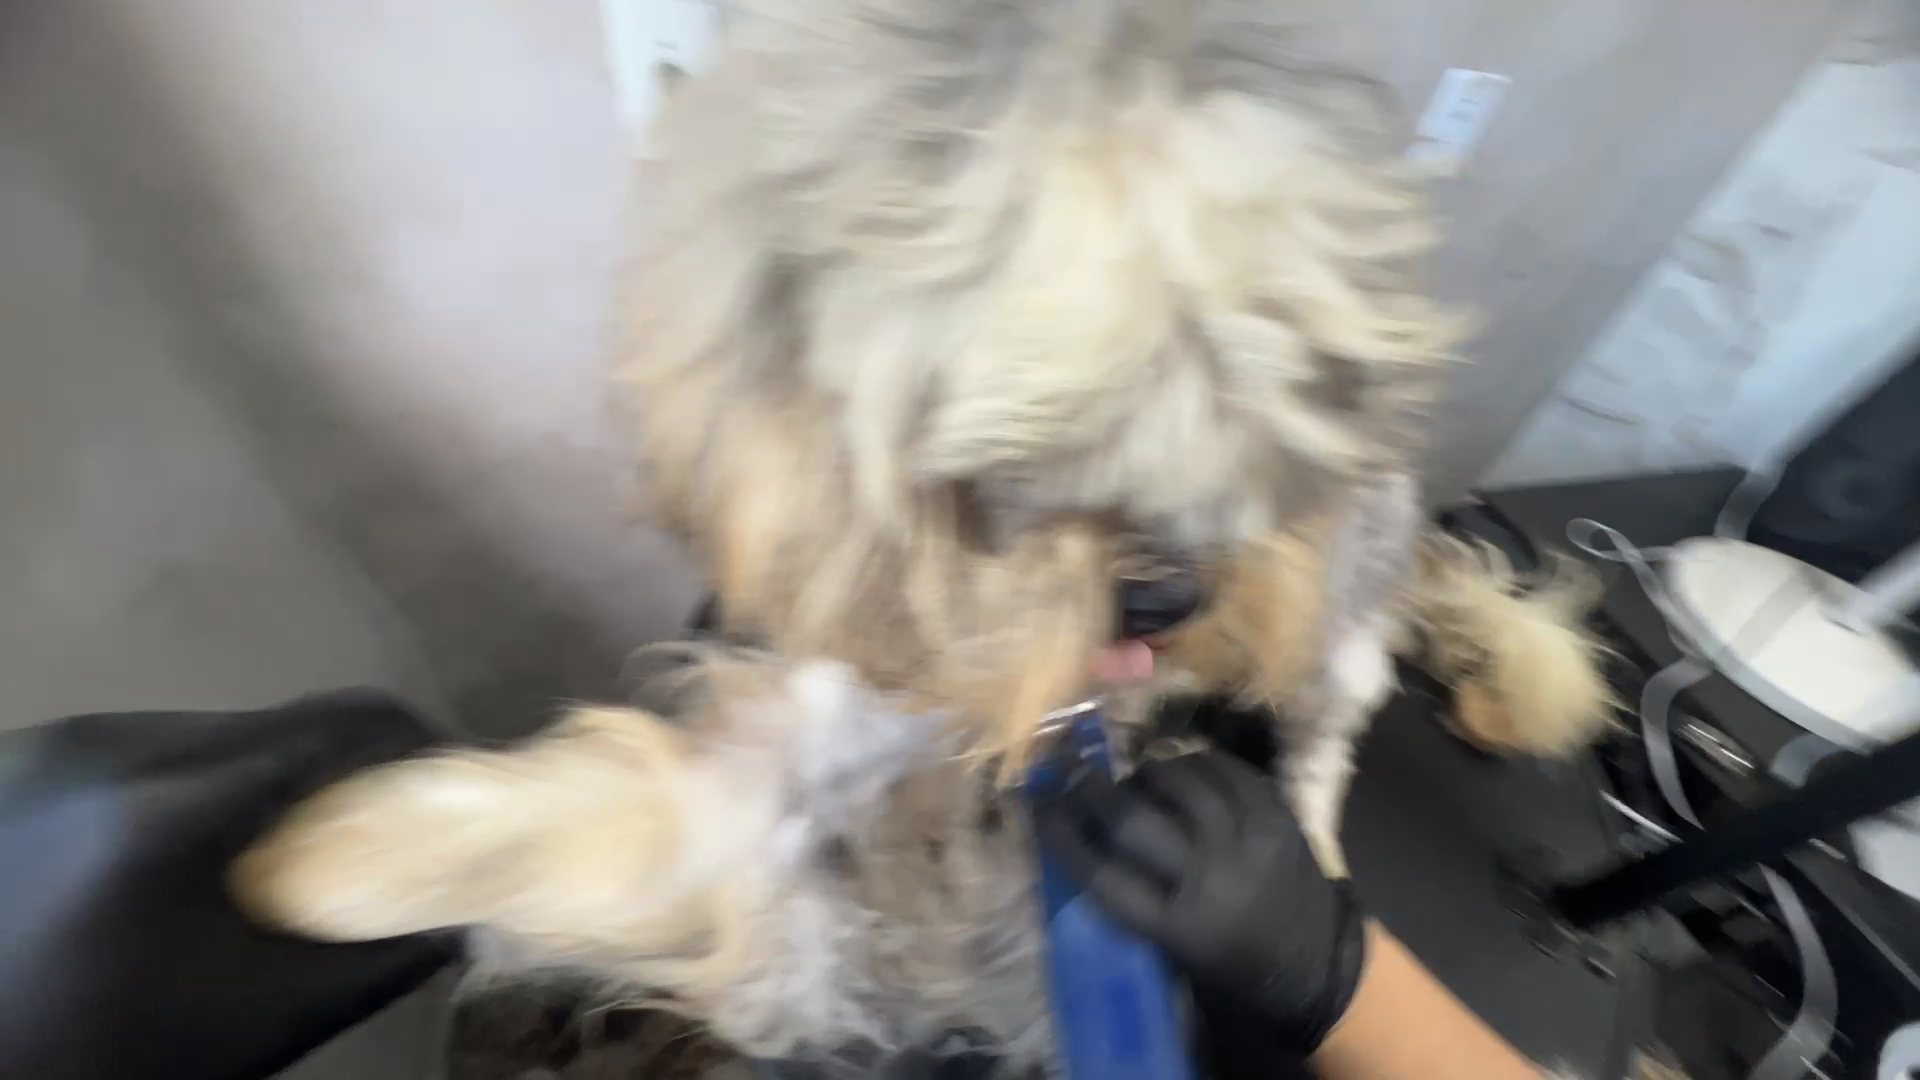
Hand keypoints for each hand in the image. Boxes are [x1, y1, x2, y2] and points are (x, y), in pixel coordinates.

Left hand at [0, 691, 459, 1079]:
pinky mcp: (13, 762)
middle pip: (294, 721)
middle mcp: (109, 748)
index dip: (419, 743)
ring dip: (278, 771)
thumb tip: (474, 900)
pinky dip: (208, 780)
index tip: (443, 785)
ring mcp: (45, 749)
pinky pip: (158, 746)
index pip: (353, 720)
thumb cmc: (104, 1054)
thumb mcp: (272, 1013)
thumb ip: (394, 947)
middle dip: (351, 765)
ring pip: (228, 728)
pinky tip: (194, 841)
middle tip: (368, 822)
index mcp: (175, 801)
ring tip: (278, 837)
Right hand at [1034, 750, 1367, 1052]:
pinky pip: (1221, 766)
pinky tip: (1183, 769)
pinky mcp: (1277, 813)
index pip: (1102, 872)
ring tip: (1139, 777)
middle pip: (1134, 820)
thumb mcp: (1172, 947)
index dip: (1062, 832)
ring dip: (1146, 772)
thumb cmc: (1230, 962)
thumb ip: (1128, 891)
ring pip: (1177, 780)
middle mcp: (1212, 880)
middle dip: (1092, 788)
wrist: (1322, 965)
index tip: (1038, 802)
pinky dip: (1193, 762)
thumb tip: (1078, 825)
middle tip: (1071, 768)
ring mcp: (1250, 840)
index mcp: (1180, 927)